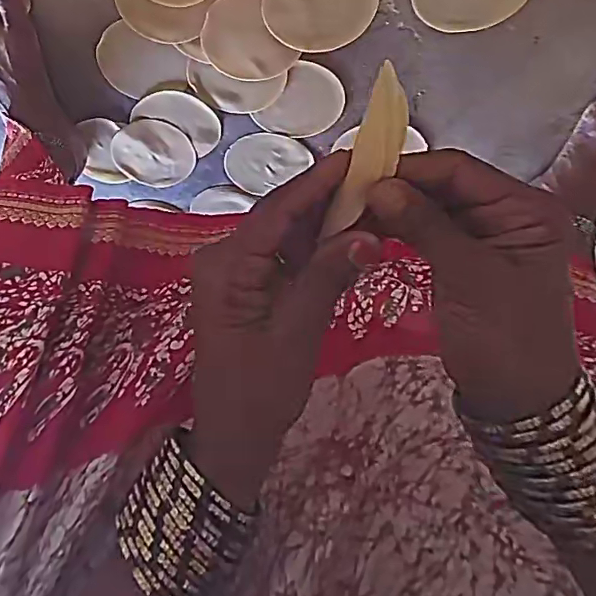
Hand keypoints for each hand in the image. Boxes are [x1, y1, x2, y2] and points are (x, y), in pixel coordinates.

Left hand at [187, 153, 380, 506]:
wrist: (234, 436)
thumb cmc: (259, 391)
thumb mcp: (297, 334)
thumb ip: (328, 277)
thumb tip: (367, 235)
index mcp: (226, 266)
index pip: (275, 213)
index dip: (315, 183)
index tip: (351, 159)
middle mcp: (224, 257)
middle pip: (280, 216)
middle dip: (325, 197)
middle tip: (371, 177)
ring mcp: (235, 268)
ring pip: (285, 231)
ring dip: (324, 219)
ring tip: (368, 201)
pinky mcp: (249, 281)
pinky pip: (285, 252)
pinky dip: (316, 245)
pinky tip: (347, 235)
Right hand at [365, 151, 581, 422]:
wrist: (519, 405)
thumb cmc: (506, 340)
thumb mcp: (467, 277)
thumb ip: (425, 225)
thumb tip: (381, 186)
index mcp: (527, 209)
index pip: (461, 170)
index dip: (412, 169)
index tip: (366, 174)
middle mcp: (510, 213)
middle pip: (445, 185)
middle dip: (400, 188)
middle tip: (352, 194)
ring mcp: (488, 235)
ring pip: (433, 206)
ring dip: (397, 207)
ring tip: (355, 211)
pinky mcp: (467, 256)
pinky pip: (431, 230)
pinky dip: (403, 228)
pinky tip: (374, 227)